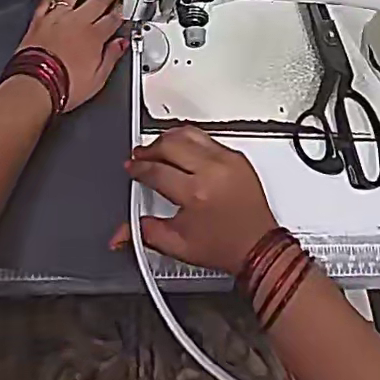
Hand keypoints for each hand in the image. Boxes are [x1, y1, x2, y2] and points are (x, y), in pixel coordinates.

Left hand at [17, 0, 129, 111]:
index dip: (121, 11)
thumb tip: (120, 45)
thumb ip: (111, 57)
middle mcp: (77, 22)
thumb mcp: (98, 78)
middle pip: (97, 0)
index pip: (113, 18)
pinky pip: (48, 0)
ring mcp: (57, 18)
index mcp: (94, 35)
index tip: (124, 8)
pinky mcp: (39, 21)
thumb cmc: (64, 85)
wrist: (35, 85)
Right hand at [108, 126, 278, 273]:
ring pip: (189, 133)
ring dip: (168, 138)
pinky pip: (207, 137)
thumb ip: (144, 234)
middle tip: (141, 155)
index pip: (156, 170)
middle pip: (170, 144)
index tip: (132, 168)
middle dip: (149, 149)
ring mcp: (226, 160)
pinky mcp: (237, 157)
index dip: (138, 168)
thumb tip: (121, 233)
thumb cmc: (224, 247)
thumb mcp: (177, 245)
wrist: (258, 247)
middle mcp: (211, 171)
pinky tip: (182, 148)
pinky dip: (190, 139)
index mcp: (195, 193)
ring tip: (158, 147)